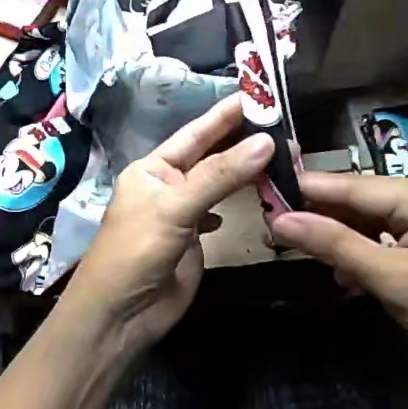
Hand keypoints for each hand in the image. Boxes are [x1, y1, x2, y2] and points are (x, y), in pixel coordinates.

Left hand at [62, 94, 273, 353]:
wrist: (121, 313)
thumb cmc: (137, 251)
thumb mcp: (175, 207)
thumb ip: (219, 175)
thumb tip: (266, 142)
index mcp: (152, 169)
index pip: (194, 134)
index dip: (224, 115)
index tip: (258, 95)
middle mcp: (167, 186)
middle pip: (210, 157)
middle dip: (242, 142)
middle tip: (285, 126)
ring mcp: (181, 215)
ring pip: (218, 185)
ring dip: (244, 172)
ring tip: (282, 157)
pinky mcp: (194, 241)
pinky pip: (221, 212)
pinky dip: (238, 204)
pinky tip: (256, 198)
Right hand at [269, 173, 407, 398]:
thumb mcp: (393, 280)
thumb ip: (335, 245)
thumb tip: (279, 220)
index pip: (358, 185)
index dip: (309, 189)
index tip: (265, 191)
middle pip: (369, 199)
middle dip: (325, 215)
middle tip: (277, 226)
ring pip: (381, 220)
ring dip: (345, 237)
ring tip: (304, 249)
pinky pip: (398, 237)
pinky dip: (370, 252)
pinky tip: (348, 272)